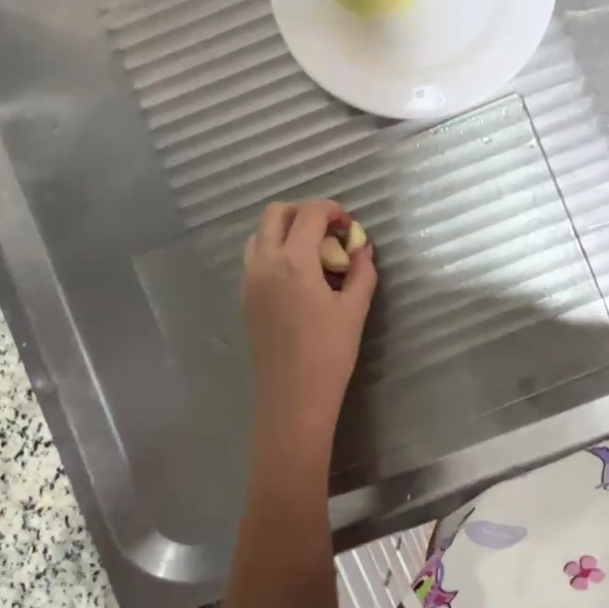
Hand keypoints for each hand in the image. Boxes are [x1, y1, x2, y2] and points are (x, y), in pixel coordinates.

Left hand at [241, 200, 377, 433]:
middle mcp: (264, 262)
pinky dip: (276, 251)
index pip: (309, 214)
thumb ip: (362, 271)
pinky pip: (256, 257)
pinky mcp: (246, 297)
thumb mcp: (355, 310)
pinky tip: (300, 277)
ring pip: (260, 234)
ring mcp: (249, 280)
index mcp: (292, 261)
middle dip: (305, 213)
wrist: (293, 397)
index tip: (350, 226)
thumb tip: (363, 248)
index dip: (333, 210)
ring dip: (287, 231)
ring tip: (315, 254)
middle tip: (331, 233)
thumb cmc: (329, 354)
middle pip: (276, 214)